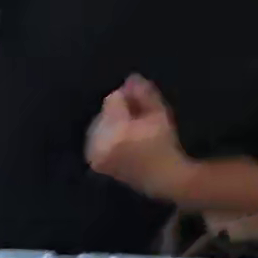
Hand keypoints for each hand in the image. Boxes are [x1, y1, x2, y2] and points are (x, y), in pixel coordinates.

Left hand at [85, 74, 188, 200]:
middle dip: (116, 111)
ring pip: (96, 126)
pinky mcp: (94, 163)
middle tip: (135, 118)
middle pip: (102, 113)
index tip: (138, 104)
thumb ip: (143, 93)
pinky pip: (94, 140)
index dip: (126, 97)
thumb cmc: (163, 145)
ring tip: (128, 129)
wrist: (160, 178)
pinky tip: (119, 139)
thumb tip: (129, 79)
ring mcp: (95, 157)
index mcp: (116, 132)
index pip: (111, 100)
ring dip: (109, 123)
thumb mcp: (159, 113)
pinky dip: (104, 136)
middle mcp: (101, 146)